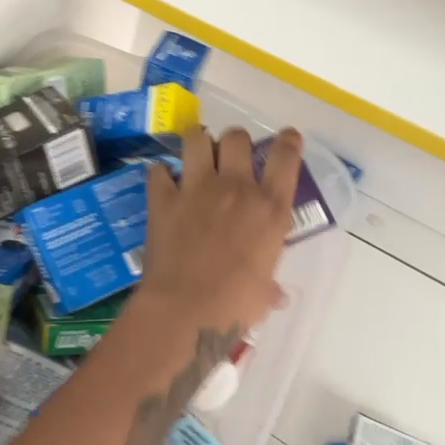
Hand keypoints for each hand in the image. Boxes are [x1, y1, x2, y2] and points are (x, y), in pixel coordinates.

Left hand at [135, 125, 303, 338]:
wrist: (186, 308)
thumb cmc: (235, 305)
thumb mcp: (262, 292)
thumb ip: (269, 285)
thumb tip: (275, 296)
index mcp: (270, 208)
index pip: (285, 157)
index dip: (287, 141)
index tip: (286, 136)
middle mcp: (236, 187)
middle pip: (237, 137)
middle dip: (234, 141)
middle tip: (229, 155)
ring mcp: (197, 188)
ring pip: (196, 138)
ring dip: (196, 142)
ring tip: (196, 152)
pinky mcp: (163, 197)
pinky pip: (158, 170)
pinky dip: (160, 174)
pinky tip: (162, 182)